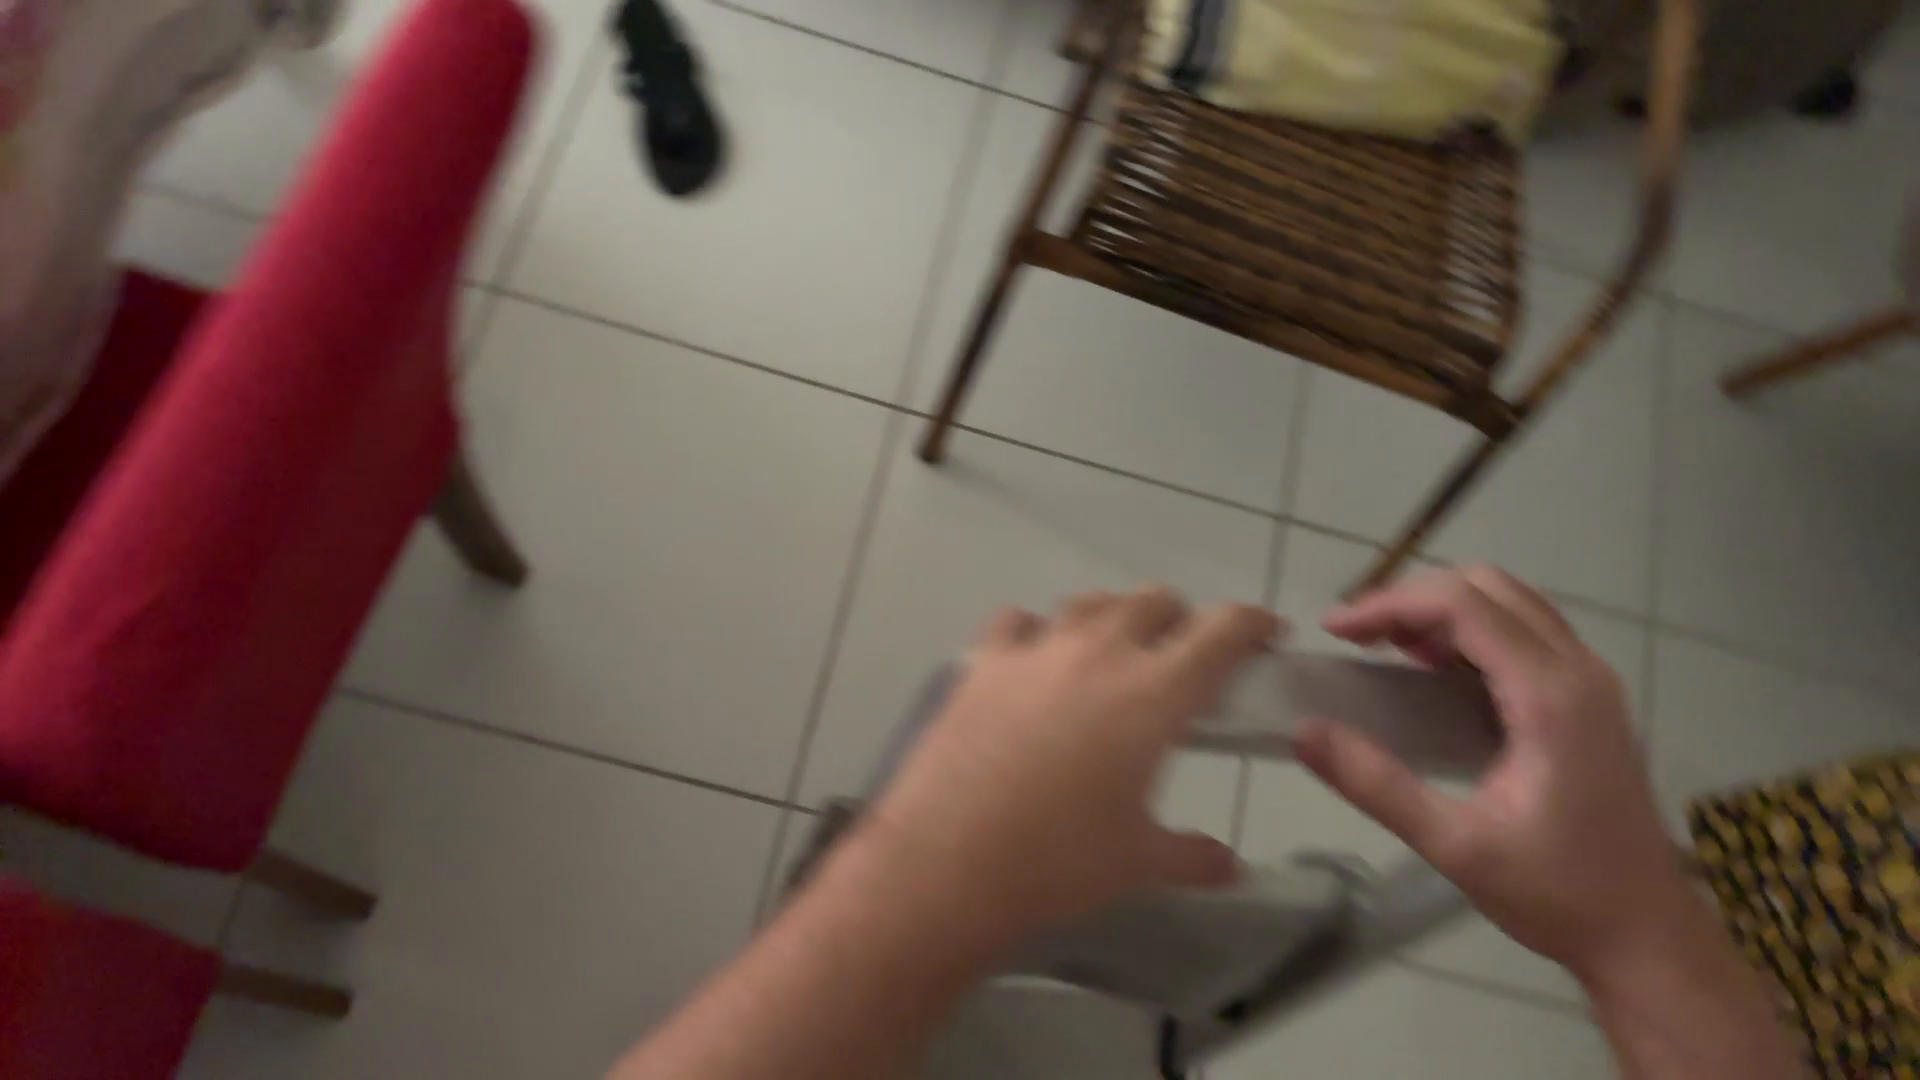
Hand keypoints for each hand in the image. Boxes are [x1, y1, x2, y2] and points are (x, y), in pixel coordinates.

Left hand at [865, 588, 1279, 935]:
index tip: (1264, 632)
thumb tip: (1229, 866)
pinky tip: (1032, 660)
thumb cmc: (1059, 860)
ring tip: (1110, 651)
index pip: (1221, 632)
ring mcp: (1036, 650)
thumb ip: (1193, 856)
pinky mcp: (983, 661)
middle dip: (1178, 619)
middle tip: (1179, 655)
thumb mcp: (1138, 862)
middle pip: (1152, 601)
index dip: (1251, 623)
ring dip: (1111, 617)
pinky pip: (1016, 622)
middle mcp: (1099, 653)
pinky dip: (1035, 631)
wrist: (952, 858)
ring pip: (1088, 603)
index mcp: (1154, 694)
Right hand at [1293, 566, 1688, 979]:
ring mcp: (1590, 681)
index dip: (1390, 604)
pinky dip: (1467, 627)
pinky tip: (1428, 665)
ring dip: (1440, 607)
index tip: (1335, 629)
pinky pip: (1521, 628)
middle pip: (1487, 587)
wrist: (1651, 940)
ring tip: (1384, 644)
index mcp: (1551, 697)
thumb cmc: (1558, 893)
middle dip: (1412, 597)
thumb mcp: (1453, 844)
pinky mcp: (1587, 697)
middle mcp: (1579, 671)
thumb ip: (1375, 784)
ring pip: (1508, 600)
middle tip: (1358, 635)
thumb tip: (1304, 732)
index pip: (1463, 605)